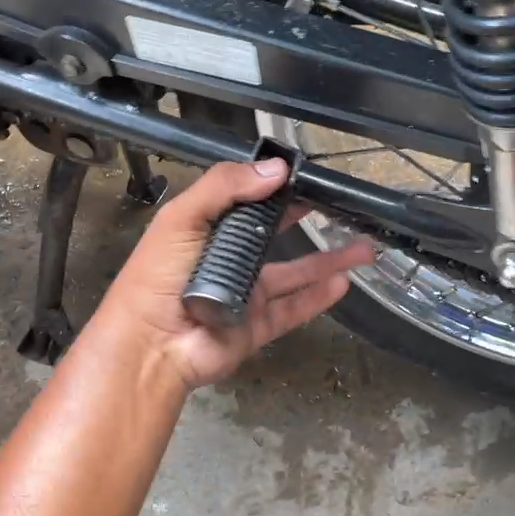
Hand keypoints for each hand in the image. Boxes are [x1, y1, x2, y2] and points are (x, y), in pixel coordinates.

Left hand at [84, 158, 376, 390]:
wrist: (149, 346)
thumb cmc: (157, 277)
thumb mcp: (182, 218)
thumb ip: (225, 187)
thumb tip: (277, 169)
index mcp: (208, 231)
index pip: (248, 203)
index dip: (276, 189)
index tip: (308, 177)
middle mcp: (230, 260)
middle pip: (278, 236)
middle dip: (309, 220)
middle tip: (343, 207)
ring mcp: (248, 294)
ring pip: (296, 273)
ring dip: (330, 261)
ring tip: (365, 249)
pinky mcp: (259, 326)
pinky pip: (295, 308)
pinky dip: (320, 297)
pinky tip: (344, 282)